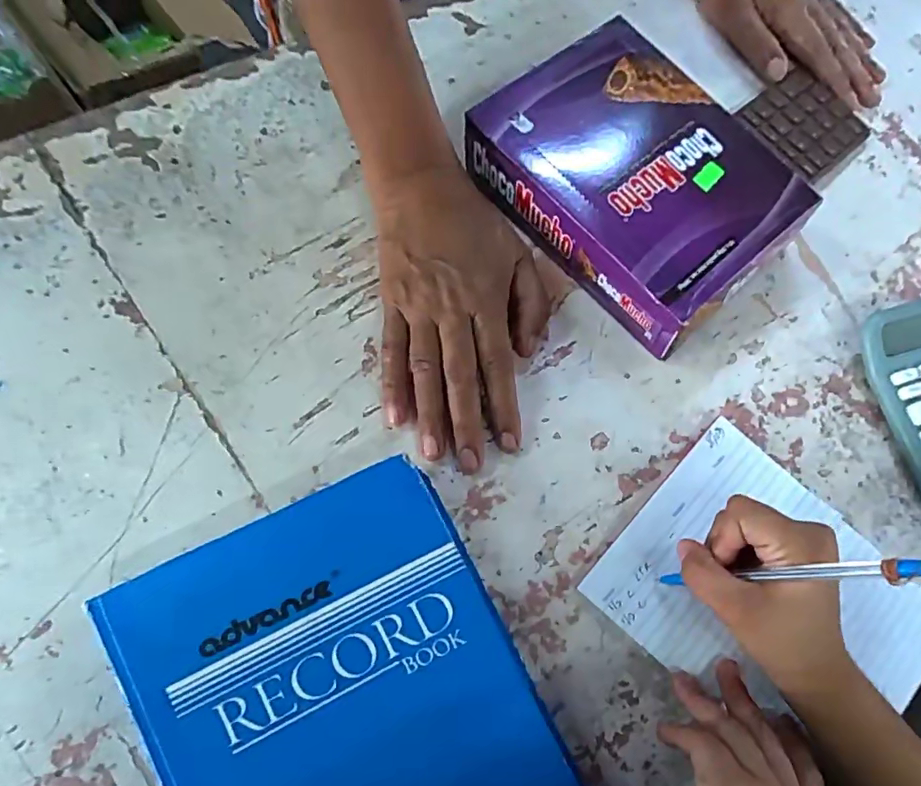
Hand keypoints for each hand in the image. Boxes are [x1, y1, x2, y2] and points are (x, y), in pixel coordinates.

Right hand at [376, 166, 550, 472]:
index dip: (502, 406)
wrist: (417, 185)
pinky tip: (393, 416)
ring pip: (424, 371)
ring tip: (431, 454)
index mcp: (484, 299)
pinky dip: (391, 384)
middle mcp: (451, 311)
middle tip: (470, 465)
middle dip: (465, 424)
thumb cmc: (473, 222)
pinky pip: (391, 350)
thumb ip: (530, 305)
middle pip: (459, 377)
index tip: (508, 443)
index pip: (496, 365)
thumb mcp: (518, 254)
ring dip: (428, 415)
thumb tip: (525, 355)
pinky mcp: (390, 306)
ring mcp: (416, 310)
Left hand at [653, 659, 827, 785]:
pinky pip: (705, 744)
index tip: (771, 711)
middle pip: (768, 740)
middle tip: (727, 671)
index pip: (806, 768)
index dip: (787, 734)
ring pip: (737, 734)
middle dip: (745, 703)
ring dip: (709, 704)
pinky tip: (667, 729)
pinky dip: (685, 731)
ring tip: (688, 681)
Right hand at [676, 495, 857, 698]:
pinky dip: (744, 559)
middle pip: (742, 516)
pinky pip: (756, 537)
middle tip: (732, 586)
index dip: (721, 542)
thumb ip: (703, 574)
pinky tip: (752, 585)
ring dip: (732, 555)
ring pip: (745, 526)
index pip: (739, 513)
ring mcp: (807, 538)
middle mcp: (809, 530)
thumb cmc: (780, 642)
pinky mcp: (802, 549)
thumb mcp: (734, 609)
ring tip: (742, 589)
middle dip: (724, 548)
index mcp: (801, 540)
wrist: (814, 669)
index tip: (727, 578)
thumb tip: (684, 546)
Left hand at [699, 0, 884, 108]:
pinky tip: (859, 38)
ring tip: (876, 75)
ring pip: (841, 28)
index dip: (836, 83)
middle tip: (873, 99)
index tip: (852, 105)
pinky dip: (850, 29)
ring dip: (858, 55)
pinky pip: (835, 12)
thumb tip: (780, 75)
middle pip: (836, 44)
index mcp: (789, 14)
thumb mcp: (730, 14)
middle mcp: (806, 4)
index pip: (818, 56)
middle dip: (856, 74)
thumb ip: (755, 43)